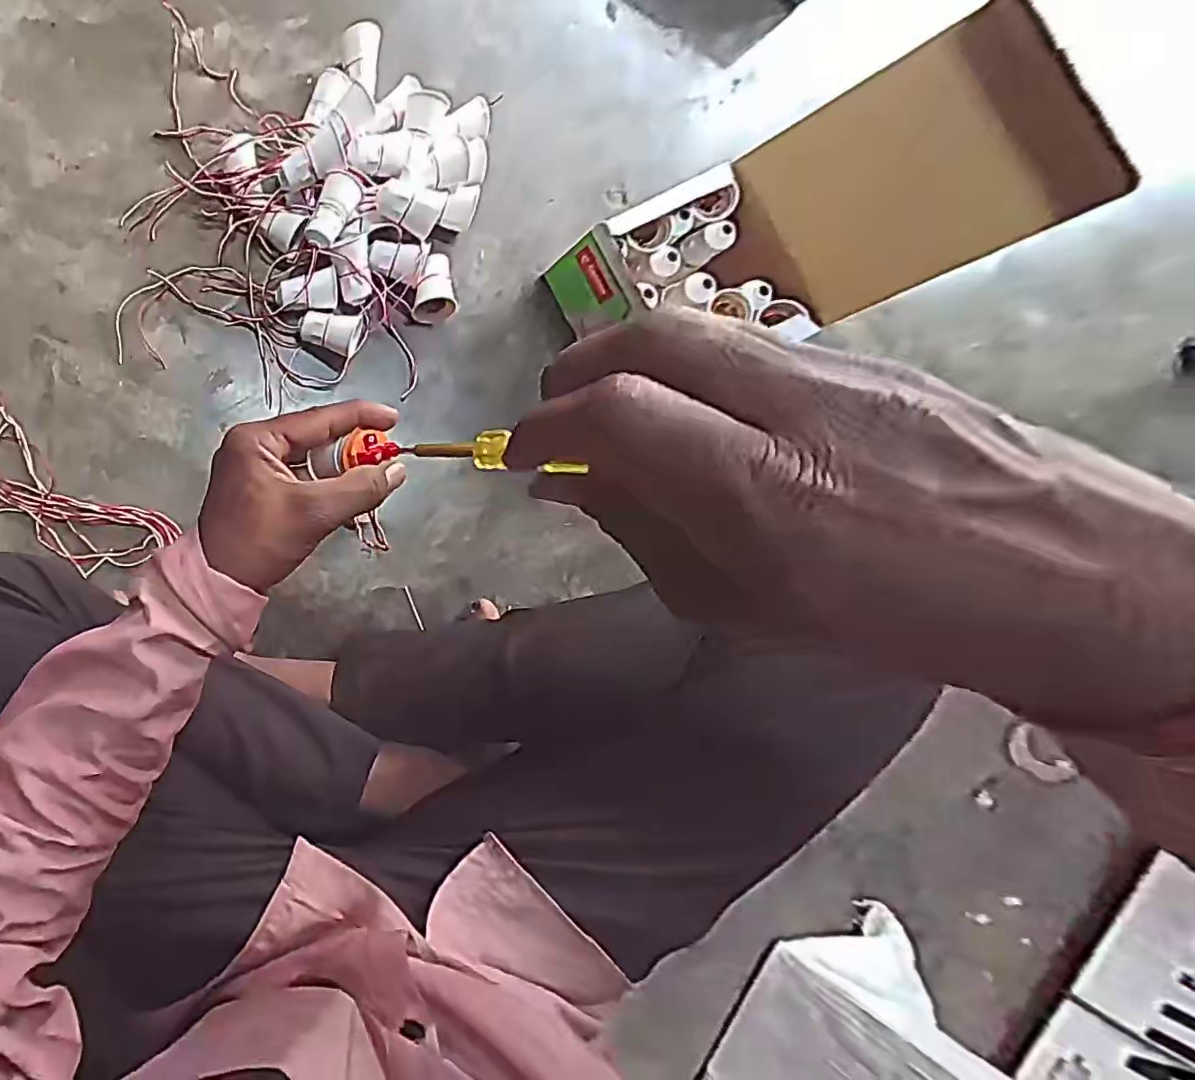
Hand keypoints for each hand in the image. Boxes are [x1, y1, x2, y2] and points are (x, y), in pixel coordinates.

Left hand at [200, 401, 406, 592]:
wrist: (219, 582)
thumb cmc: (258, 543)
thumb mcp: (314, 512)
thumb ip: (360, 488)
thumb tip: (396, 470)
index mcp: (255, 439)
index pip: (318, 418)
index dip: (360, 417)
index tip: (392, 419)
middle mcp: (250, 445)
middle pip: (314, 440)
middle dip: (349, 453)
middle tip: (381, 462)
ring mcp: (251, 468)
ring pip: (308, 461)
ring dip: (338, 476)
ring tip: (363, 489)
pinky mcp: (256, 489)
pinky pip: (298, 479)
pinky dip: (322, 489)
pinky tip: (342, 504)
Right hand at [506, 309, 1194, 730]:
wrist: (1083, 581)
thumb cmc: (883, 618)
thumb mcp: (729, 598)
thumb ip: (635, 528)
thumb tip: (562, 483)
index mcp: (757, 489)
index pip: (614, 413)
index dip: (545, 426)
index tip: (519, 455)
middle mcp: (792, 409)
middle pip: (644, 339)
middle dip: (572, 371)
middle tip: (553, 416)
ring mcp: (835, 370)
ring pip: (688, 328)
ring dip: (620, 363)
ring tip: (608, 413)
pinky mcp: (863, 358)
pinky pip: (736, 345)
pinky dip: (676, 370)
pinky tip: (684, 416)